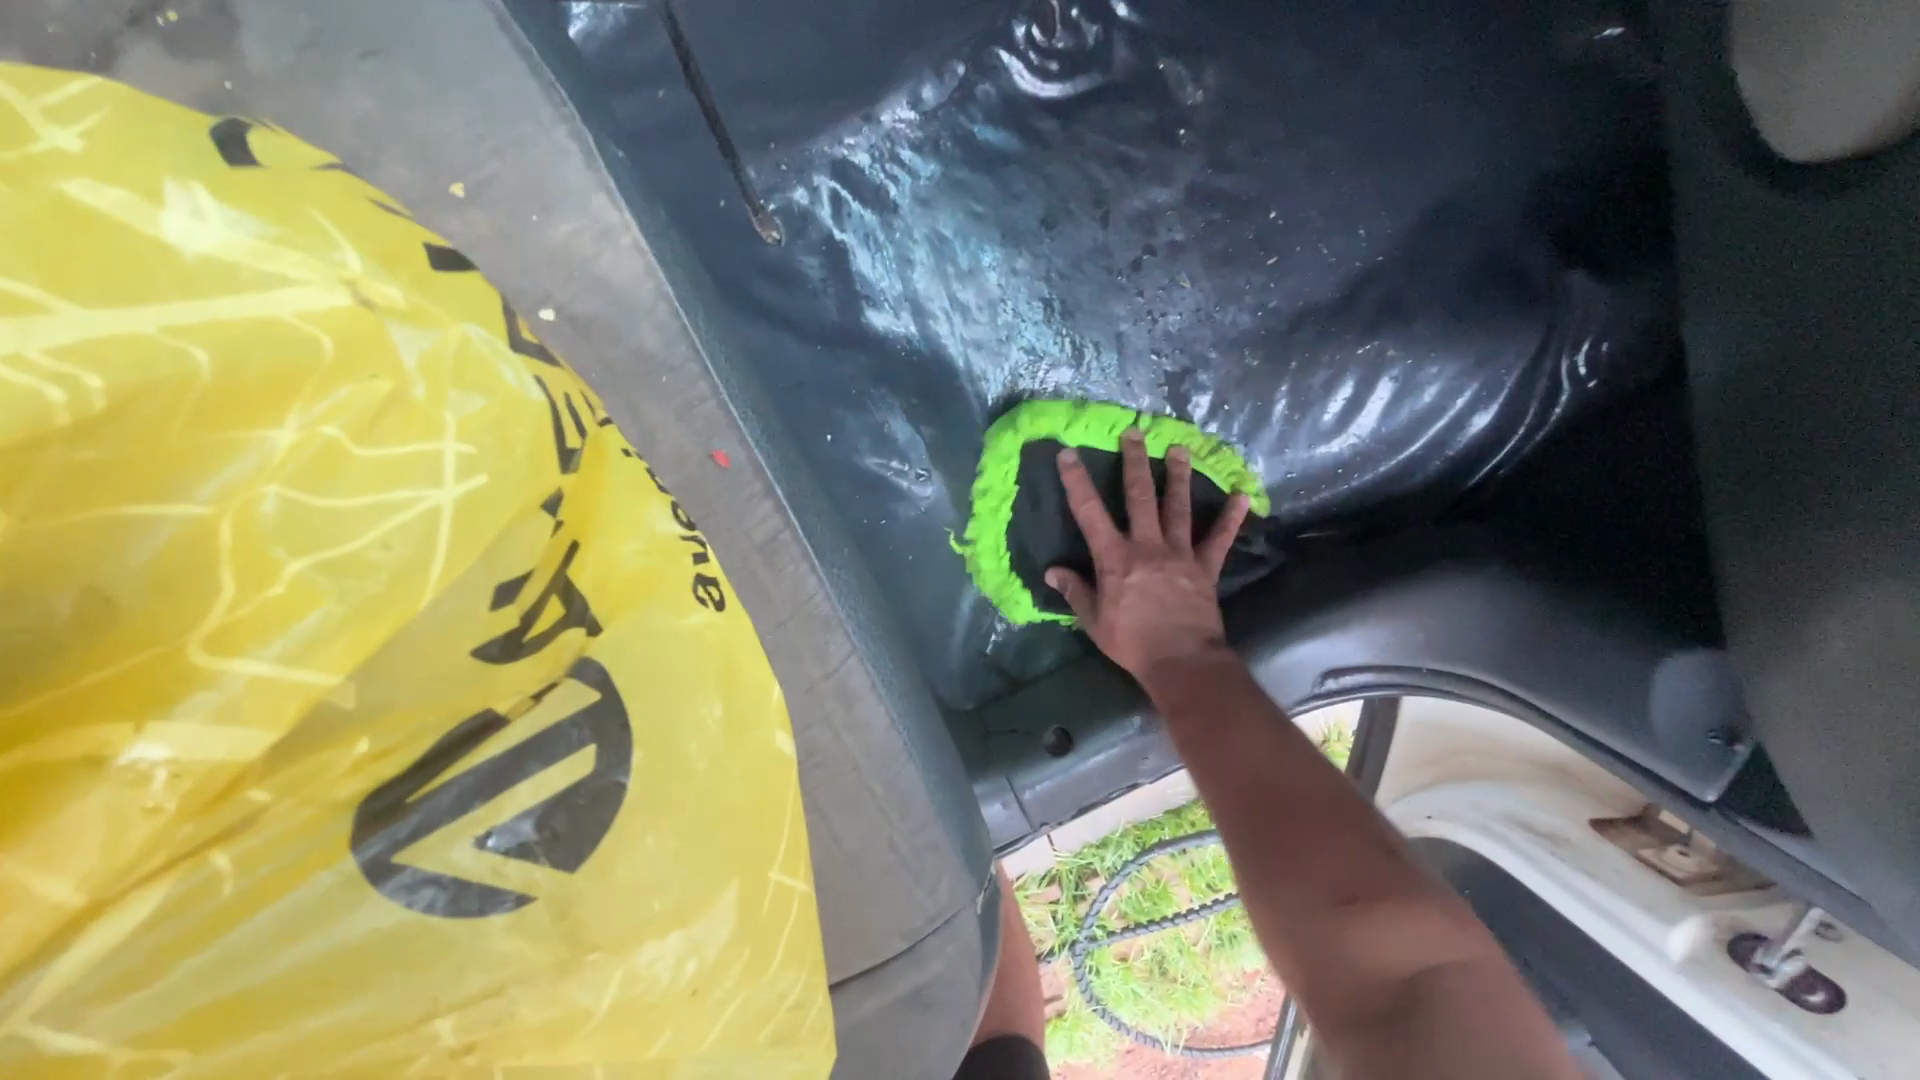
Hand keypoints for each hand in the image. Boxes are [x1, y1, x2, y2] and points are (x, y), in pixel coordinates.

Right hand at [1047, 428, 1250, 685]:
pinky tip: (1242, 495)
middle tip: (1134, 433)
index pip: (1089, 513)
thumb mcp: (1093, 621)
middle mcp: (1147, 546)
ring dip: (1178, 476)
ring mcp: (1180, 554)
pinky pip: (1219, 539)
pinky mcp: (1205, 567)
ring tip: (1179, 449)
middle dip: (1134, 462)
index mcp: (1115, 558)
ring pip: (1178, 507)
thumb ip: (1075, 591)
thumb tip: (1053, 571)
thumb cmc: (1132, 643)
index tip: (1068, 454)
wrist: (1181, 660)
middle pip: (1140, 496)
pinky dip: (1231, 518)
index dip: (1077, 482)